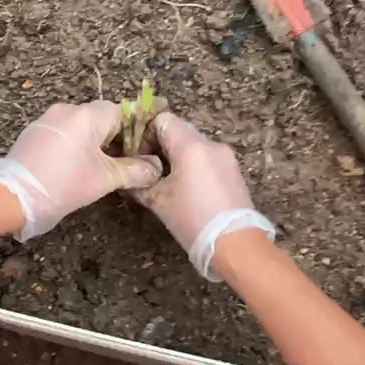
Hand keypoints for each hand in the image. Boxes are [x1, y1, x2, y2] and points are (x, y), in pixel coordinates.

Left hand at [0, 101, 162, 239]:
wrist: (12, 196)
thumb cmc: (62, 185)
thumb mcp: (104, 179)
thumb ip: (133, 170)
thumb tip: (154, 167)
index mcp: (88, 115)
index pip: (124, 110)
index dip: (143, 118)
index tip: (160, 116)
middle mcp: (68, 110)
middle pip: (104, 116)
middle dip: (122, 133)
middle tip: (138, 152)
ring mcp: (49, 120)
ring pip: (84, 124)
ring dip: (101, 139)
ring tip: (114, 162)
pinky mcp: (36, 133)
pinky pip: (67, 131)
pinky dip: (81, 142)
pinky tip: (87, 162)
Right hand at [132, 112, 275, 279]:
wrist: (236, 245)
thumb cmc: (193, 220)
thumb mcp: (158, 201)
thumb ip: (139, 183)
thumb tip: (128, 177)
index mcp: (191, 146)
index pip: (163, 120)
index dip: (145, 133)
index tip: (137, 155)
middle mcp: (211, 144)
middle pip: (178, 131)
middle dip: (159, 146)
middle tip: (147, 169)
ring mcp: (226, 157)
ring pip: (193, 145)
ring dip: (176, 156)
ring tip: (165, 181)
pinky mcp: (233, 170)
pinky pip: (207, 158)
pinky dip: (192, 165)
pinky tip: (185, 188)